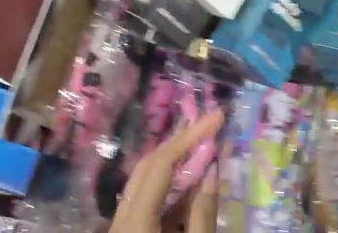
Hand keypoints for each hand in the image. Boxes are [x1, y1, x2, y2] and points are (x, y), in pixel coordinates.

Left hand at [110, 108, 223, 232]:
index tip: (216, 117)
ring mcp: (121, 224)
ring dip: (174, 162)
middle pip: (149, 165)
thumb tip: (212, 169)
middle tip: (207, 125)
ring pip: (145, 180)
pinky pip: (145, 199)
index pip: (162, 164)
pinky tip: (190, 179)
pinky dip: (168, 186)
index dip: (191, 137)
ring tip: (200, 142)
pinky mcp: (128, 231)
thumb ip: (203, 212)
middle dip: (179, 143)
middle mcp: (121, 217)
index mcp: (136, 221)